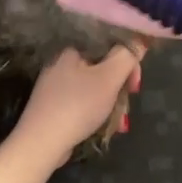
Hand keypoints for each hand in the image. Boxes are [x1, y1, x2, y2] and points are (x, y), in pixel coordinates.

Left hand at [8, 44, 144, 167]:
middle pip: (102, 69)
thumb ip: (126, 57)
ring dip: (110, 104)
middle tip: (125, 108)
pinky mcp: (51, 106)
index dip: (128, 64)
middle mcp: (60, 64)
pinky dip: (95, 112)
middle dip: (119, 88)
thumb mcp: (109, 78)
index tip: (135, 85)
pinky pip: (81, 102)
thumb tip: (139, 41)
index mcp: (72, 50)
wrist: (42, 142)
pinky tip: (103, 127)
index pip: (108, 47)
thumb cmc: (78, 106)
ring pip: (93, 88)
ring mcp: (54, 86)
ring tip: (119, 124)